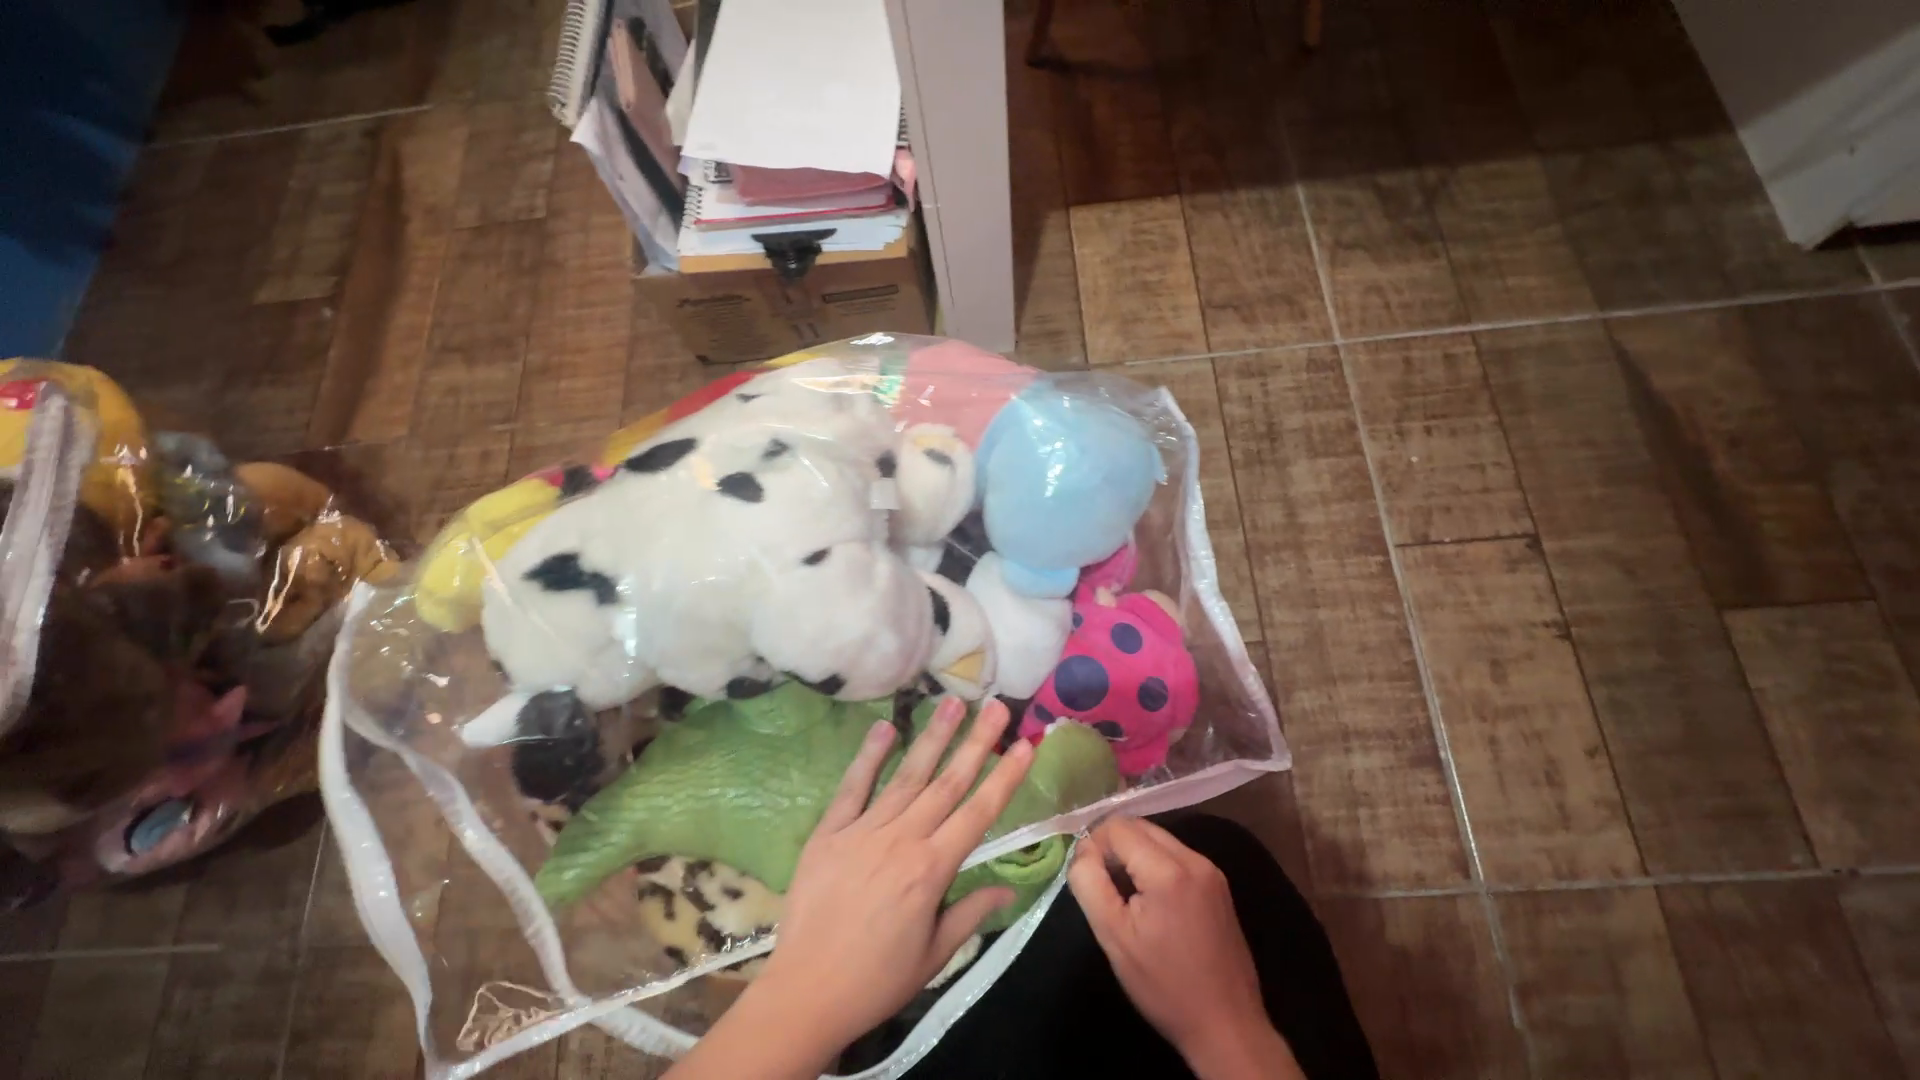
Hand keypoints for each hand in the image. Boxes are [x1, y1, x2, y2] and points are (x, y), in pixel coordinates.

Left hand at [668, 697, 1033, 1079]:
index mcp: (931, 870)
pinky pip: (852, 788)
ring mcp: (862, 831)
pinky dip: (869, 756)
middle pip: (947, 783)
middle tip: (997, 705)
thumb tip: (1009, 888)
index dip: (1004, 776)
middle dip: (976, 742)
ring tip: (952, 701)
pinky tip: (885, 727)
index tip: (1025, 744)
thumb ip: (971, 913)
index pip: (978, 813)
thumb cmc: (876, 981)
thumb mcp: (934, 955)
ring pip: (905, 776)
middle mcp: (901, 840)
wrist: (806, 993)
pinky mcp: (828, 833)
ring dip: (932, 737)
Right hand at [1069, 817, 1301, 1079]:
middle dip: (1113, 848)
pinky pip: (1176, 856)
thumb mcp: (1113, 937)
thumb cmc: (1164, 985)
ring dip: (1134, 856)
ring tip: (1125, 898)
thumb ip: (1089, 883)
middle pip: (1140, 827)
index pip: (1118, 826)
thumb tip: (1082, 852)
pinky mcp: (1219, 886)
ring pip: (1158, 839)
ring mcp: (1211, 871)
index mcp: (1168, 870)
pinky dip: (1155, 866)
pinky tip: (1150, 903)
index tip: (1089, 880)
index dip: (1093, 846)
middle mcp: (1194, 859)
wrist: (1226, 1026)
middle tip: (1103, 888)